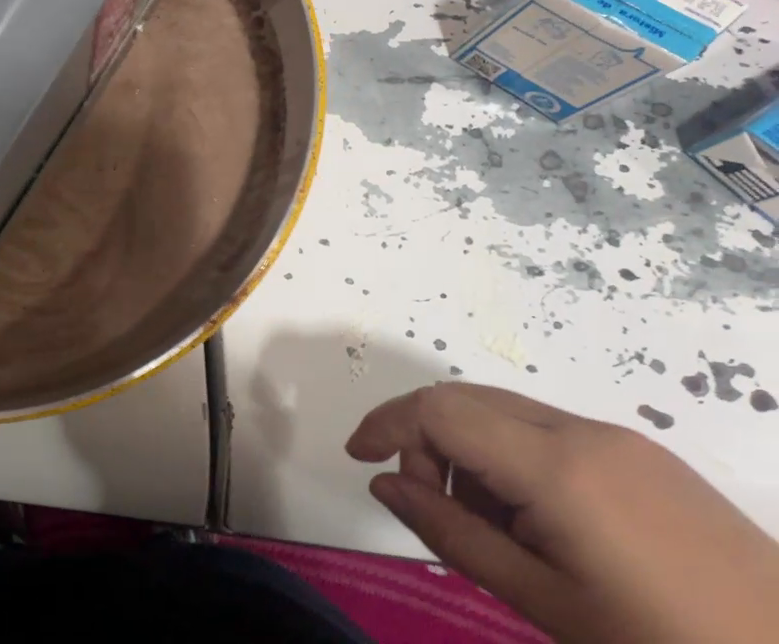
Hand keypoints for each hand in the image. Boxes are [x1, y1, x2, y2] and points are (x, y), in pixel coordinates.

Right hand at [347, 383, 778, 643]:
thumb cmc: (659, 638)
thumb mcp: (540, 598)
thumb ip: (450, 533)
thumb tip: (385, 482)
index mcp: (557, 467)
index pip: (439, 410)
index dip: (386, 424)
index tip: (359, 458)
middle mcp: (585, 433)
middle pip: (466, 400)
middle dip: (424, 438)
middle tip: (429, 501)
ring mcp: (622, 440)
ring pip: (504, 413)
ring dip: (468, 448)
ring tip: (490, 523)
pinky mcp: (647, 456)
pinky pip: (549, 431)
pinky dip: (511, 456)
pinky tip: (535, 517)